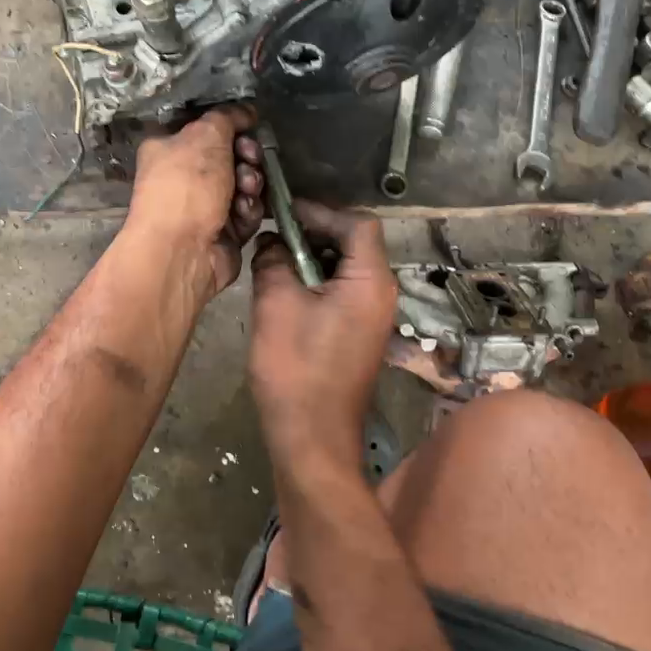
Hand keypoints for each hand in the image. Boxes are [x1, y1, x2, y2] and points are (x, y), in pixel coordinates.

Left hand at [125, 104, 264, 302]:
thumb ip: (228, 116)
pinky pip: (247, 211)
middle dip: (246, 155)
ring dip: (251, 183)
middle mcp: (184, 175)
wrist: (182, 250)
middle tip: (249, 158)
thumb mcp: (205, 135)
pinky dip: (249, 210)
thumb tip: (246, 110)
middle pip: (230, 154)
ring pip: (244, 183)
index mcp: (168, 147)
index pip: (204, 127)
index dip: (230, 125)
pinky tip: (242, 213)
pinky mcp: (224, 230)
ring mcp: (204, 204)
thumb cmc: (186, 185)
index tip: (247, 125)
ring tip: (245, 190)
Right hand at [248, 202, 397, 466]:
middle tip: (271, 235)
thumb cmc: (296, 368)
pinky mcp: (356, 333)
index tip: (282, 215)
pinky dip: (313, 280)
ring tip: (270, 260)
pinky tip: (281, 288)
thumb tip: (271, 242)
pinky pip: (339, 290)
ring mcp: (371, 316)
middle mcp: (380, 294)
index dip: (320, 211)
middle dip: (311, 232)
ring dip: (309, 258)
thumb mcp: (276, 303)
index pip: (357, 223)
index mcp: (371, 281)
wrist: (312, 438)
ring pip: (343, 267)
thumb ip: (273, 260)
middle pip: (353, 242)